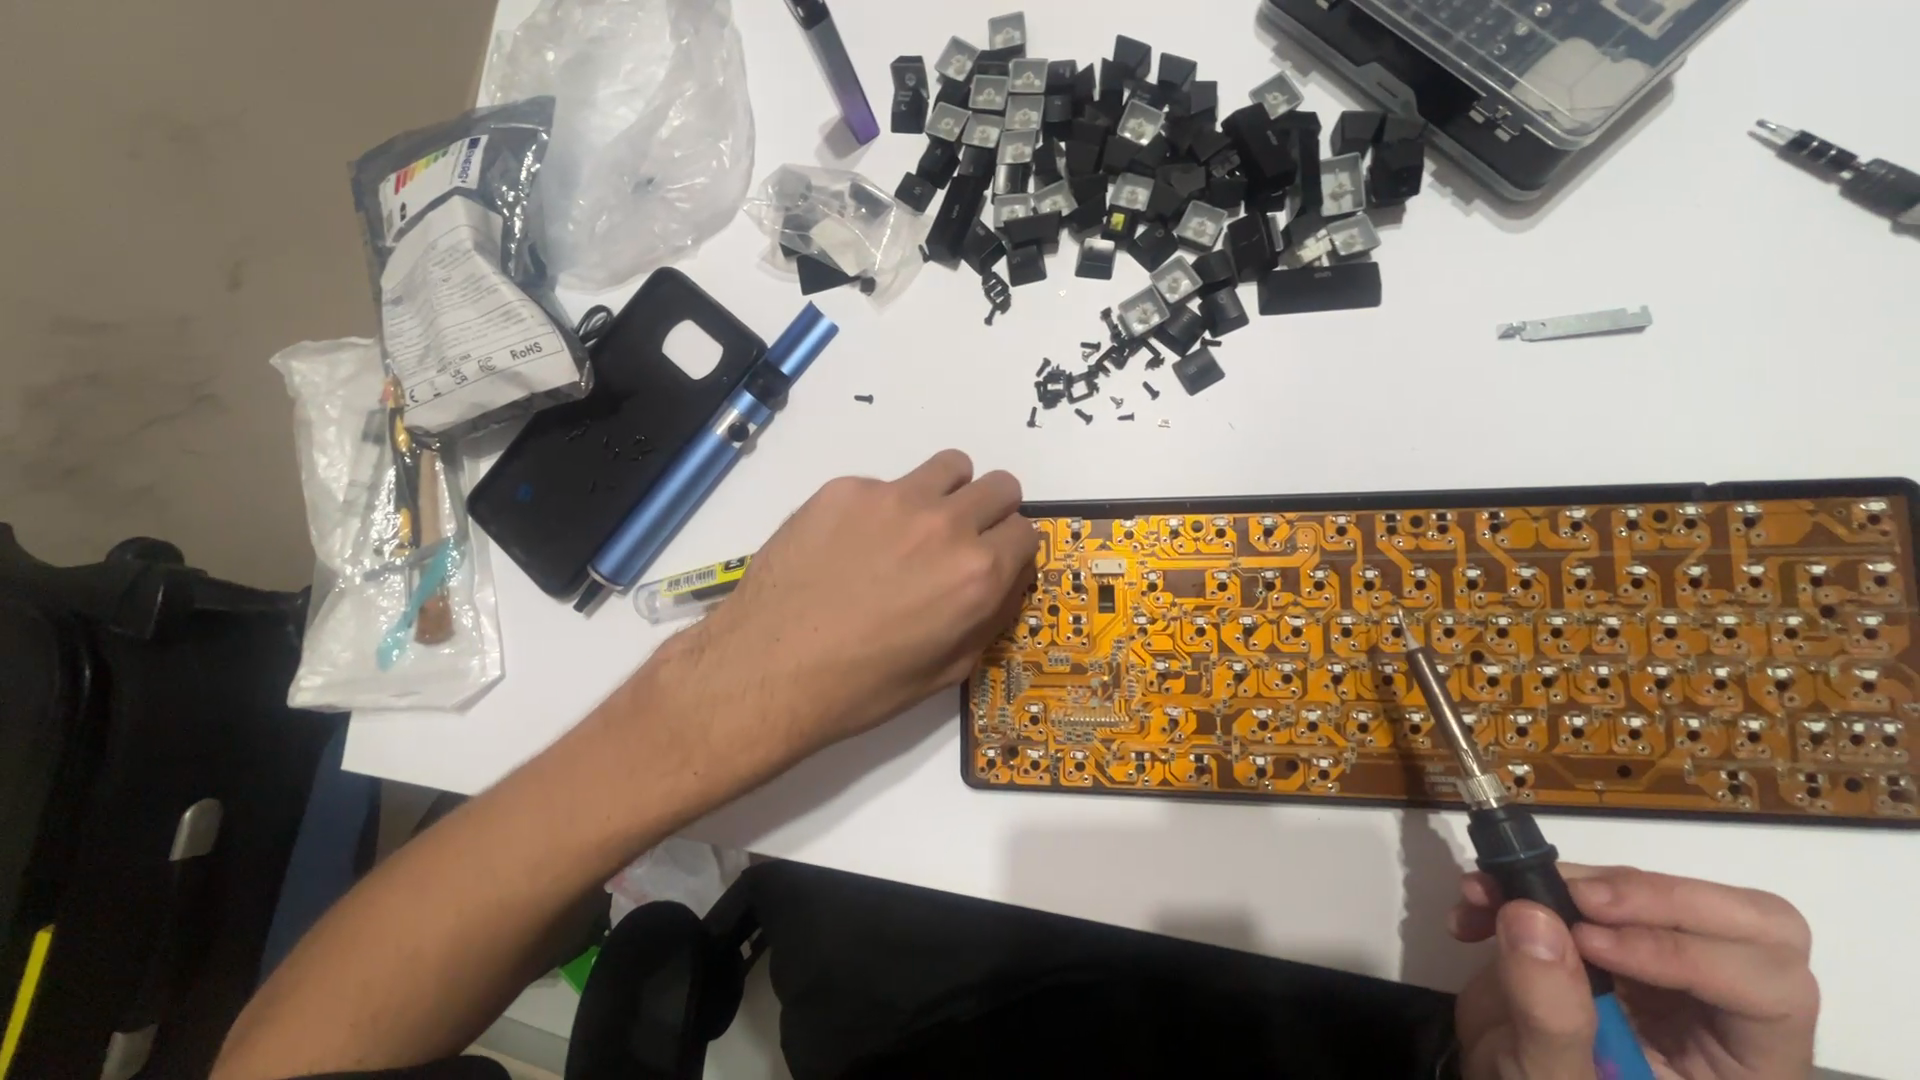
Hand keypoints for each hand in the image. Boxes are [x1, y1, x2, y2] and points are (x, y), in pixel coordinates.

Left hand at [677, 450, 1036, 758]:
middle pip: (1000, 486)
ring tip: (912, 529)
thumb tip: (1006, 579)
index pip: (1027, 533)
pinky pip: (885, 484)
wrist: (768, 668)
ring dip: (946, 493)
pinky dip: (881, 508)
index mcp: (978, 574)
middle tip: (957, 544)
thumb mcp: (948, 670)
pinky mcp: (845, 488)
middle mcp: (944, 525)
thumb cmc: (862, 686)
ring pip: (951, 466)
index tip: (993, 564)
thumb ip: (989, 616)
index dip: (1012, 552)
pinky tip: (848, 546)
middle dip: (990, 513)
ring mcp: (892, 498)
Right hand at [1449, 865, 1817, 1079]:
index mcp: (1747, 1066)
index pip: (1768, 988)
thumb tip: (1533, 915)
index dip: (1682, 951)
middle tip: (1573, 897)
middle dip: (1651, 897)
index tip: (1587, 941)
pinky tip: (1477, 903)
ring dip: (1566, 883)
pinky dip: (1524, 878)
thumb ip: (1552, 1017)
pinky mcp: (1605, 933)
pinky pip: (1585, 885)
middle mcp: (1726, 1008)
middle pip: (1749, 924)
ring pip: (1657, 892)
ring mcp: (1665, 964)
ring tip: (1489, 896)